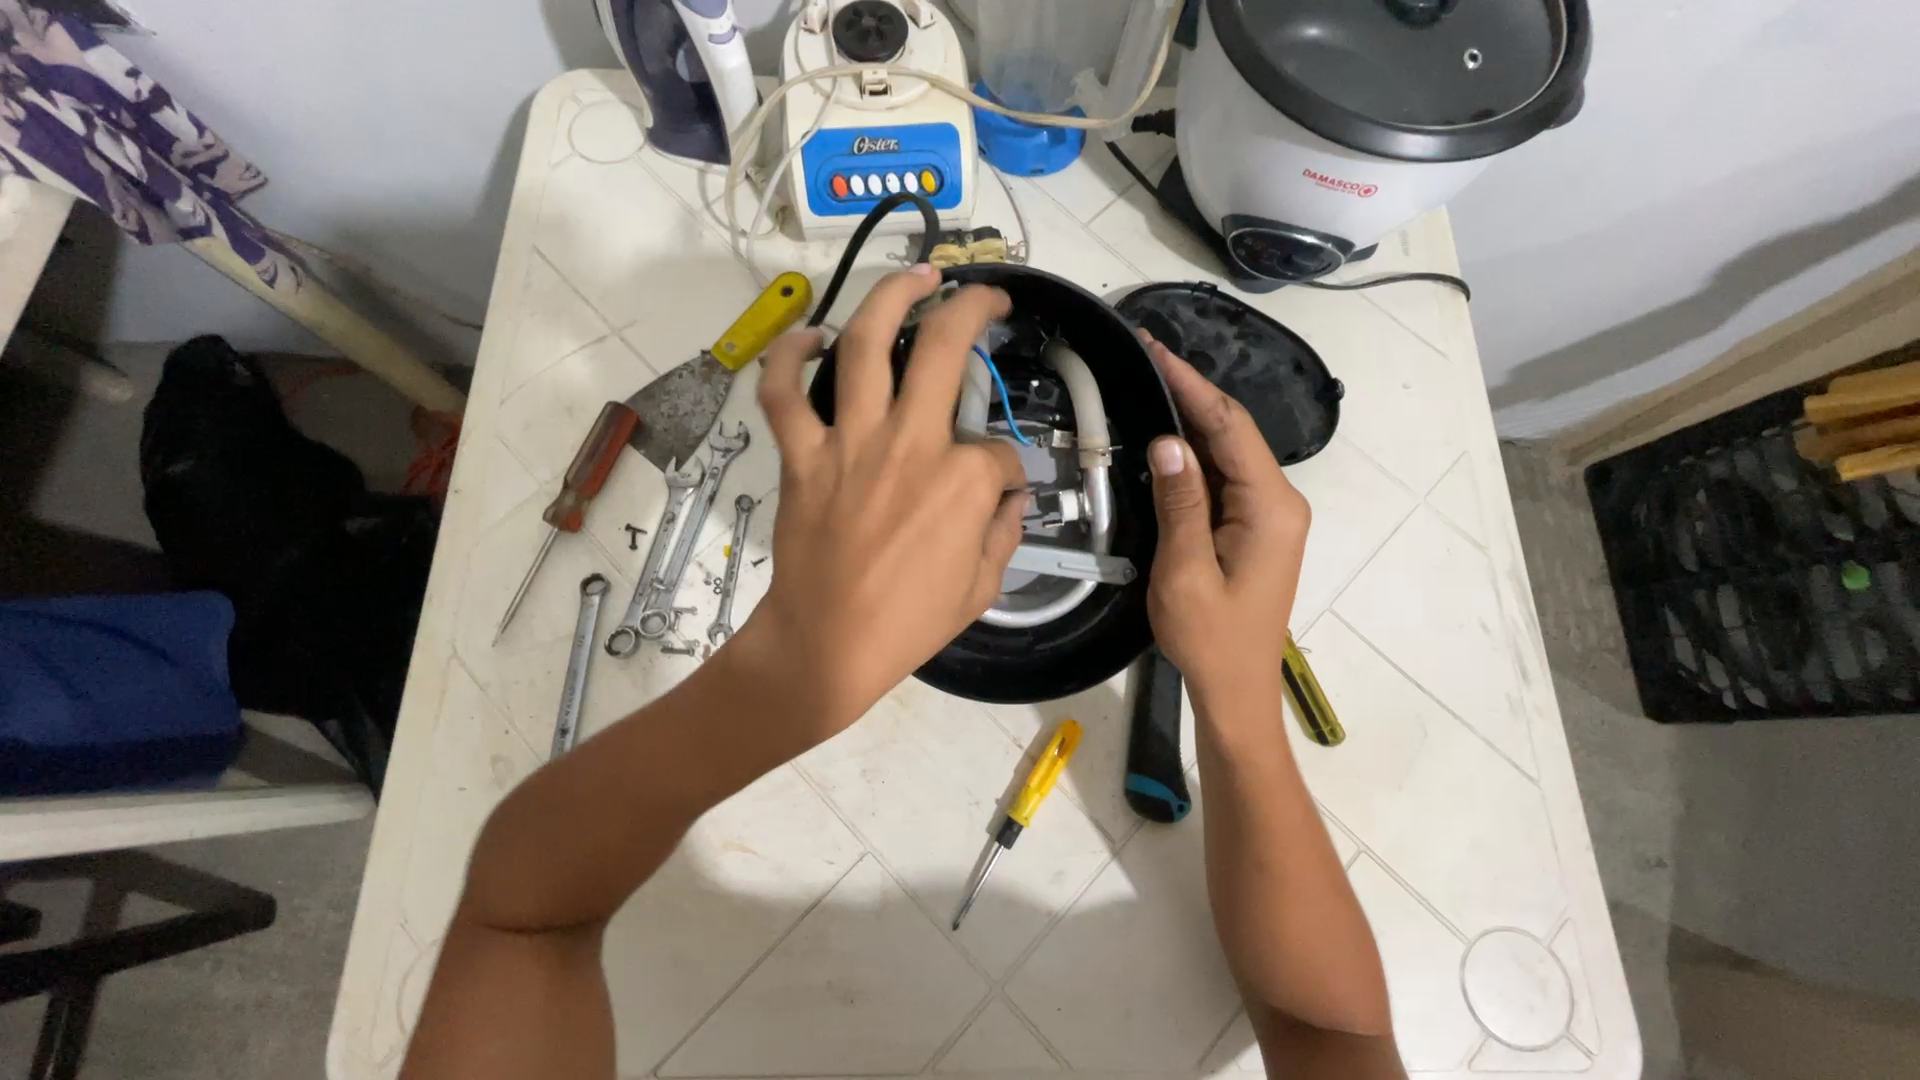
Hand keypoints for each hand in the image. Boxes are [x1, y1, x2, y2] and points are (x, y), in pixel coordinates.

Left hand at [743, 266, 1026, 737]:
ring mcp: (850, 443)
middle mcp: (910, 443)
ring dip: (891, 297)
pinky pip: (784, 394)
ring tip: (914, 275)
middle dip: (974, 309)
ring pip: (866, 344)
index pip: (997, 450)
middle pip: (945, 349)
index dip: (1004, 469)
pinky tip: (808, 336)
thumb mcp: (984, 585)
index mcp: (963, 480)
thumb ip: (1004, 530)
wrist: (828, 646)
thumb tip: (1007, 497)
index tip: (997, 490)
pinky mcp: (802, 456)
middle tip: (987, 297)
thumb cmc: (909, 623)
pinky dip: (788, 358)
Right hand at [1139, 332, 1310, 694]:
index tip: (1155, 350)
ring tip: (1149, 384)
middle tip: (1144, 357)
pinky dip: (1195, 453)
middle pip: (1233, 432)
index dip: (1192, 386)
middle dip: (1190, 392)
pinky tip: (1167, 438)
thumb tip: (1169, 442)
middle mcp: (1279, 501)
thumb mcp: (1186, 572)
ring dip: (1191, 420)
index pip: (1230, 428)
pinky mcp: (1254, 527)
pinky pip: (1225, 477)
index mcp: (1270, 507)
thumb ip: (1181, 504)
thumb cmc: (1211, 637)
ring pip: (1229, 452)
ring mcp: (1269, 514)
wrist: (1236, 687)